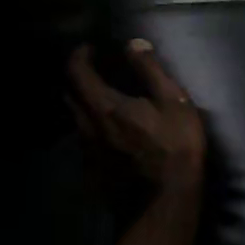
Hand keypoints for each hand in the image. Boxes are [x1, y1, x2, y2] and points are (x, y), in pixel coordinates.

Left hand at [66, 40, 205, 196]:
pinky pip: (86, 142)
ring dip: (83, 106)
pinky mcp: (95, 171)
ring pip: (76, 121)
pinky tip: (109, 135)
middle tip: (93, 74)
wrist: (166, 201)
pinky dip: (92, 131)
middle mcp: (87, 126)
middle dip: (78, 80)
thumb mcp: (172, 102)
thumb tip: (134, 43)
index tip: (90, 48)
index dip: (80, 55)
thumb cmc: (174, 147)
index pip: (77, 71)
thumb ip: (150, 70)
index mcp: (103, 105)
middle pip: (70, 95)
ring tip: (101, 103)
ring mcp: (89, 151)